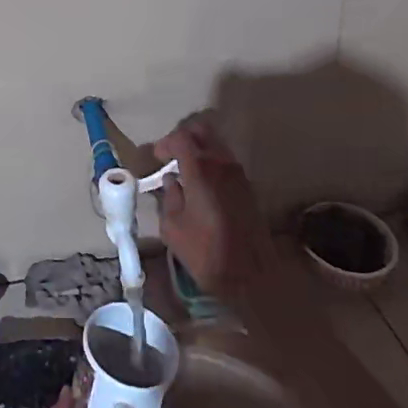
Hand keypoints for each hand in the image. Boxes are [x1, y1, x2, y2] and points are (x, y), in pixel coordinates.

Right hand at [153, 115, 273, 297]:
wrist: (250, 276)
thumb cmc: (205, 252)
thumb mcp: (173, 227)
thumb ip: (169, 197)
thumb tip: (171, 181)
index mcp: (201, 170)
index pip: (181, 137)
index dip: (165, 143)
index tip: (156, 158)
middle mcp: (222, 164)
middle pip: (202, 131)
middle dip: (183, 138)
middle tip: (170, 157)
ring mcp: (238, 173)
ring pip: (217, 144)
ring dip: (199, 149)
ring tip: (184, 170)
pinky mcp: (247, 186)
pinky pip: (226, 160)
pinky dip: (211, 161)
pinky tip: (201, 183)